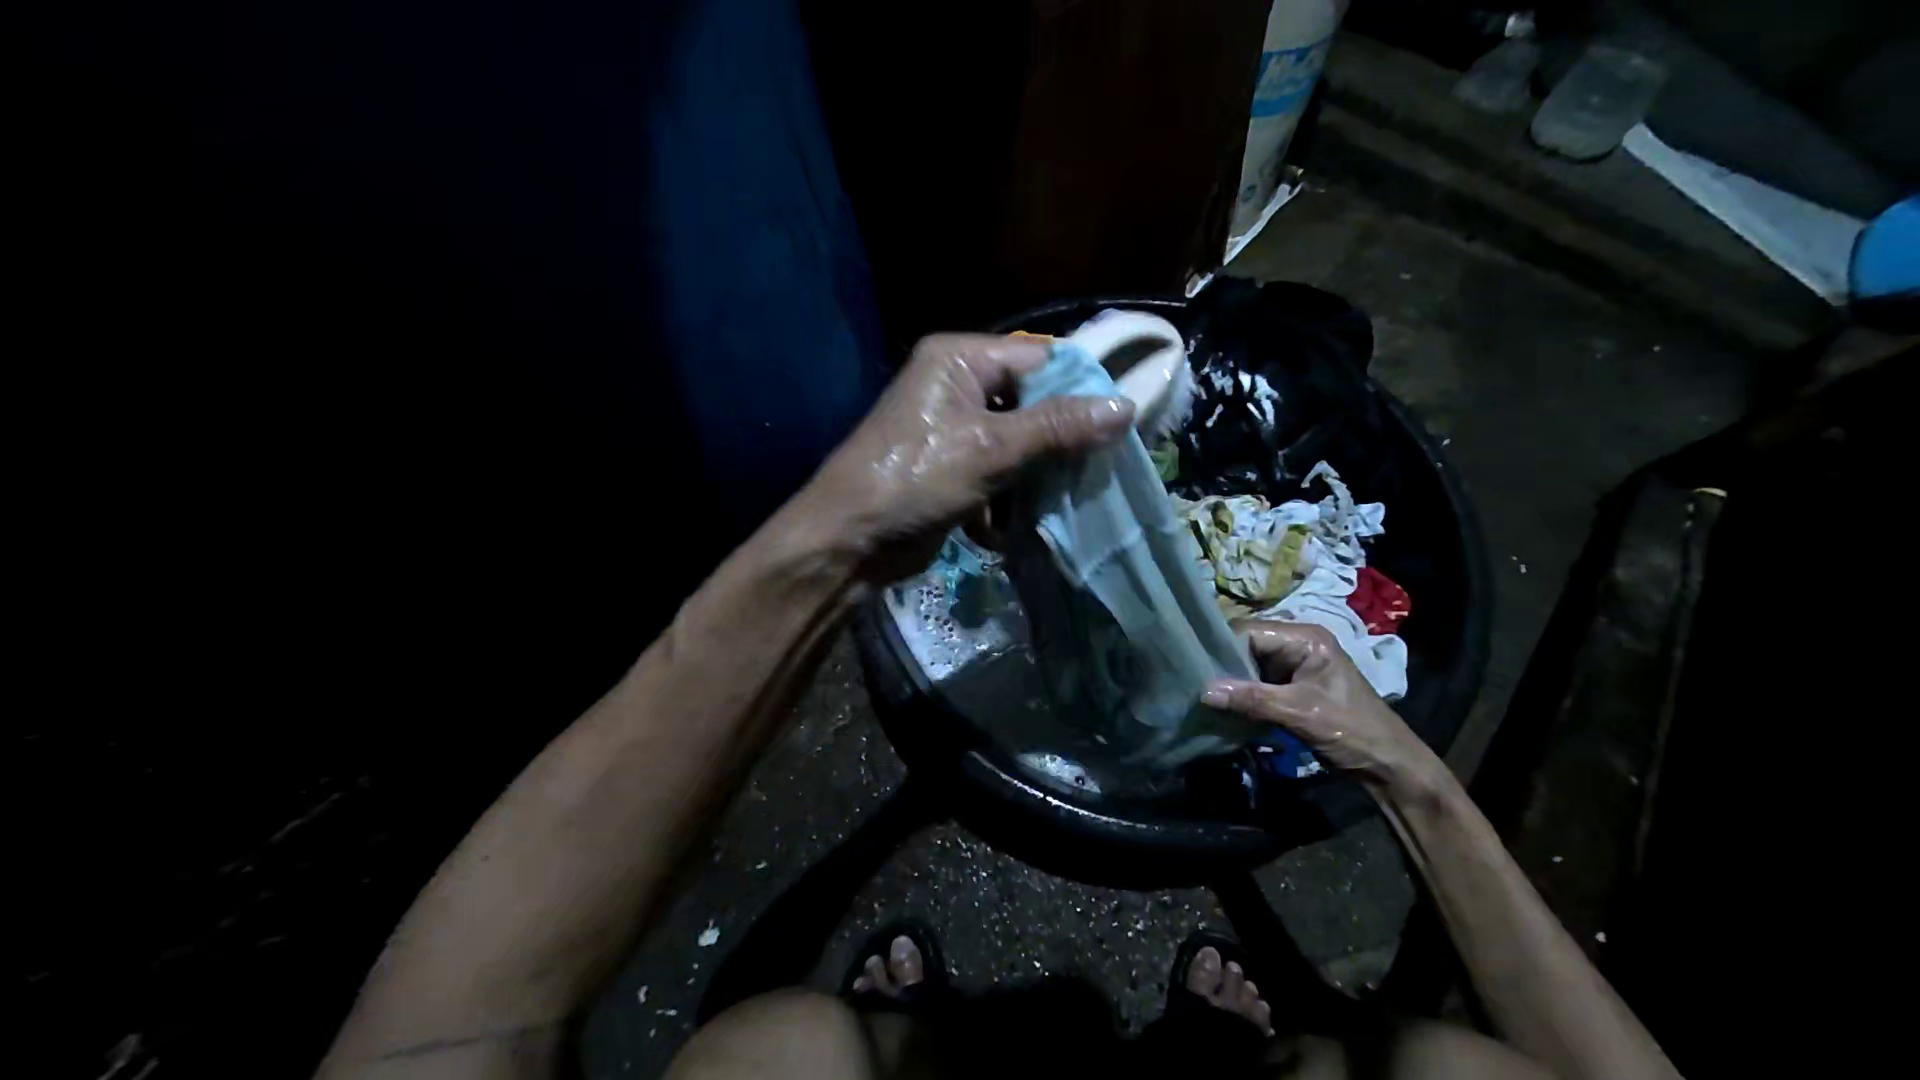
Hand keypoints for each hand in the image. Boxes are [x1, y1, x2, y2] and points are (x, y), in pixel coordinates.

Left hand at [807, 333, 1133, 580]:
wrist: (849, 541)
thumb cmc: (916, 479)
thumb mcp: (991, 450)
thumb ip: (1058, 428)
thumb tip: (1125, 408)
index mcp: (959, 358)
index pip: (1040, 360)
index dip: (1080, 391)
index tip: (1119, 426)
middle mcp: (956, 384)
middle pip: (1030, 403)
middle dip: (1058, 442)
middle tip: (1094, 469)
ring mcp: (951, 428)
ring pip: (1017, 444)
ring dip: (1032, 478)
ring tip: (1053, 503)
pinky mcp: (949, 468)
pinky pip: (996, 473)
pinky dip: (1004, 500)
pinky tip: (1002, 528)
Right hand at [1202, 621, 1440, 792]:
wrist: (1388, 766)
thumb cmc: (1352, 731)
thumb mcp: (1300, 713)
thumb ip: (1251, 699)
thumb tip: (1203, 691)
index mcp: (1305, 638)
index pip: (1249, 631)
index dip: (1222, 648)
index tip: (1196, 668)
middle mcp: (1296, 644)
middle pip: (1245, 645)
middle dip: (1222, 664)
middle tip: (1195, 683)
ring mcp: (1293, 665)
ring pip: (1247, 664)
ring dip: (1229, 681)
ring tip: (1203, 694)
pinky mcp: (1289, 685)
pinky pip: (1255, 681)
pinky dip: (1240, 693)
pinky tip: (1223, 705)